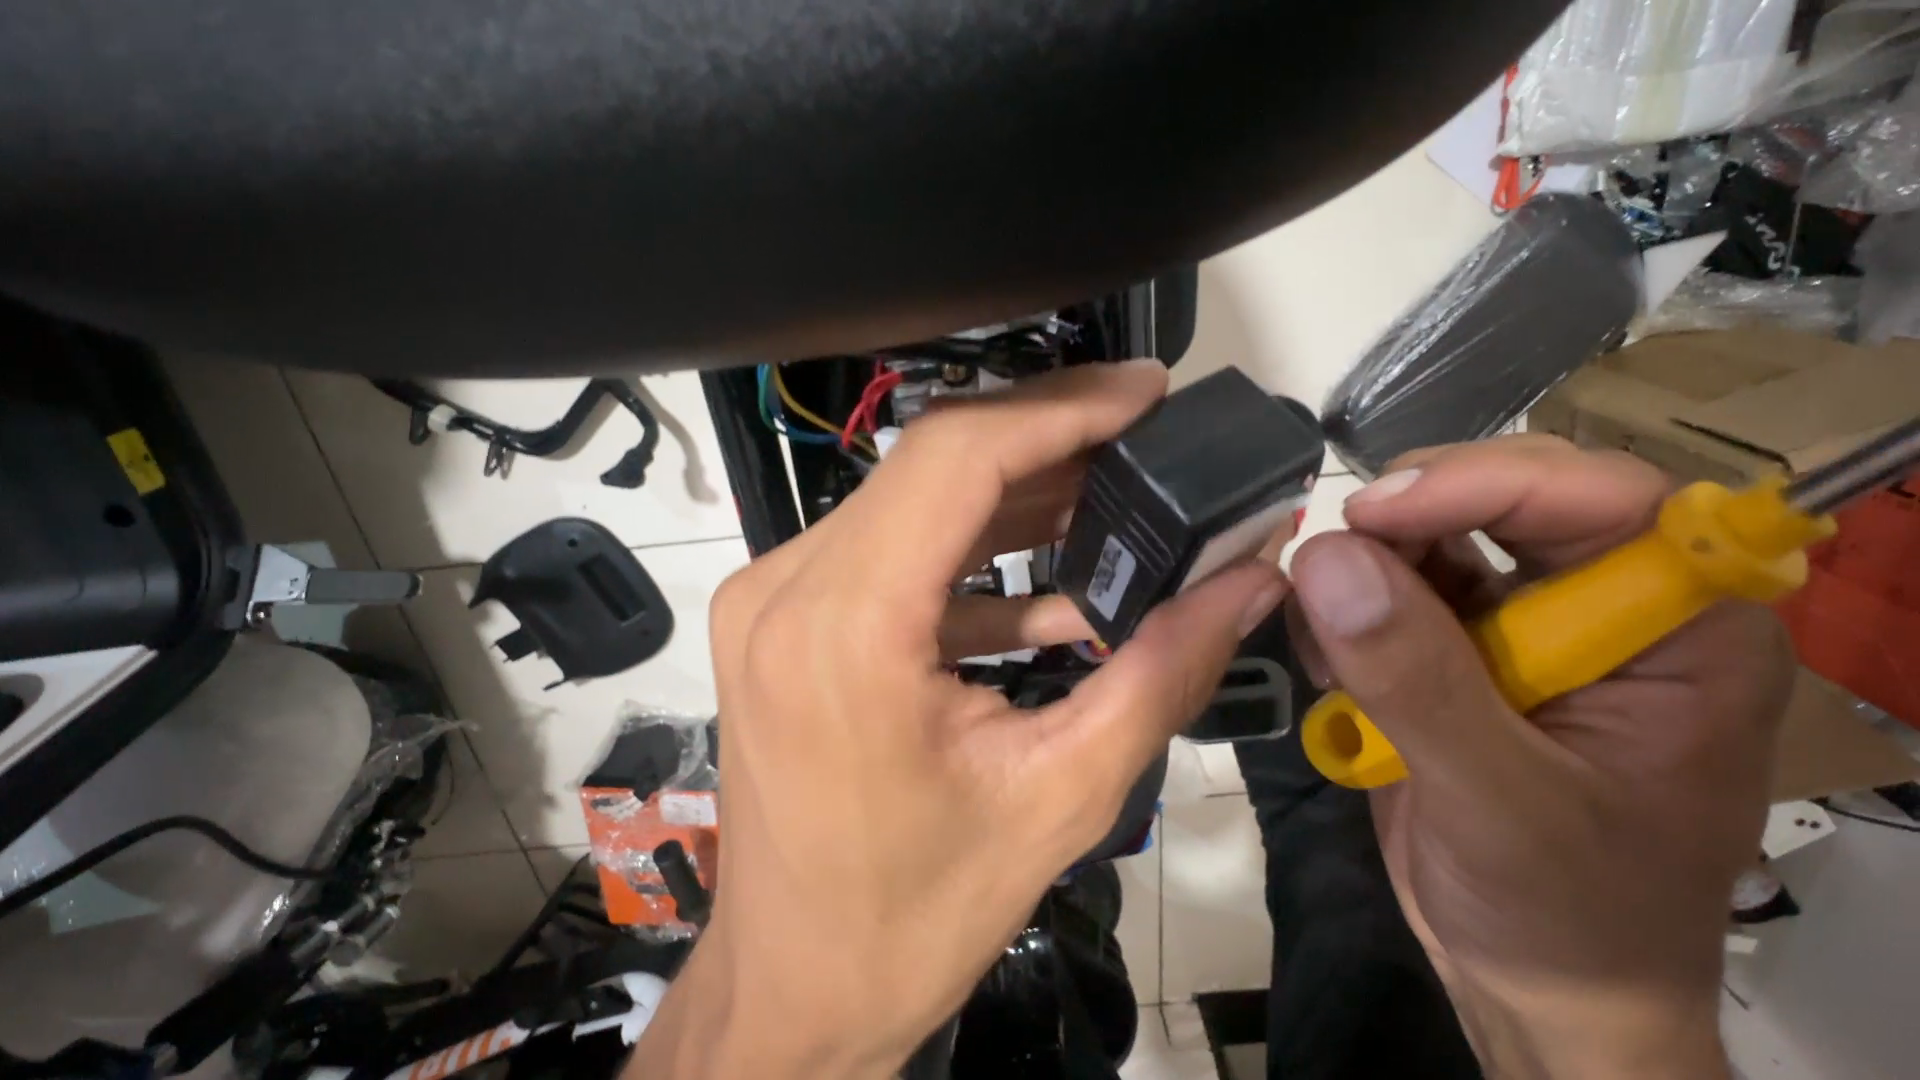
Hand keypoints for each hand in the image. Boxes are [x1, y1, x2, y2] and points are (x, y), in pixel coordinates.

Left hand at [631, 361, 1288, 1077]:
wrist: (797, 986)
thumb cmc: (913, 915)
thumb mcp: (1060, 795)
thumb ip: (1163, 671)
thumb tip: (1251, 580)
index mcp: (843, 627)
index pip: (956, 457)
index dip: (1061, 408)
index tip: (1146, 393)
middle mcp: (785, 591)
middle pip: (931, 465)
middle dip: (1047, 439)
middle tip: (1147, 433)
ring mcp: (771, 602)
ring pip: (908, 502)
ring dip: (1012, 496)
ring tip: (1116, 495)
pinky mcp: (780, 624)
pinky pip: (885, 557)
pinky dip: (967, 559)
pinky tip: (1048, 590)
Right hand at [1287, 436, 1787, 1079]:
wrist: (1537, 988)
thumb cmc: (1561, 912)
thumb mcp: (1496, 801)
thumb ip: (1417, 680)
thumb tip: (1326, 559)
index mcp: (1680, 633)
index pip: (1602, 501)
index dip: (1487, 485)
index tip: (1372, 511)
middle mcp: (1609, 609)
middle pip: (1512, 502)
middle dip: (1412, 521)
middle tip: (1327, 558)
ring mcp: (1529, 628)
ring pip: (1439, 539)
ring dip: (1367, 568)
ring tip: (1323, 632)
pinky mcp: (1463, 655)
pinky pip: (1395, 592)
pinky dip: (1346, 611)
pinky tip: (1329, 663)